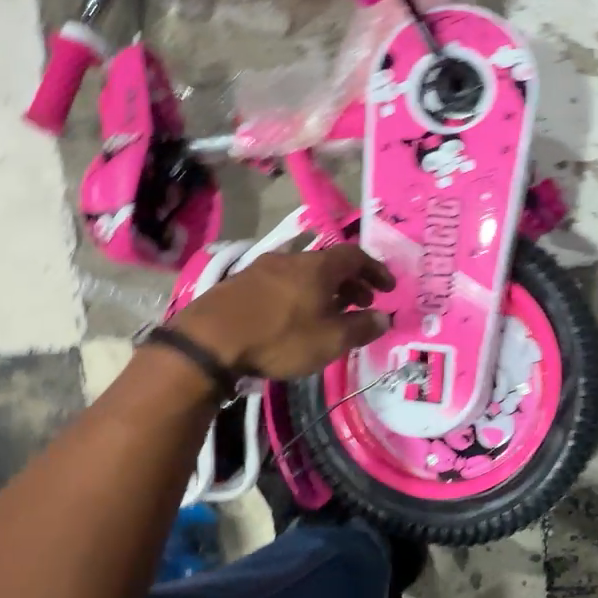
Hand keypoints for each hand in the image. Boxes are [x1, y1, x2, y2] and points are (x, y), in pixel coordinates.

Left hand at [169, 243, 395, 379]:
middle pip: (329, 263)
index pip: (355, 256)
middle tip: (362, 304)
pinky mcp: (241, 283)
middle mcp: (291, 259)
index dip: (375, 270)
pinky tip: (298, 317)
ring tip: (332, 313)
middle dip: (351, 282)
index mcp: (318, 267)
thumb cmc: (280, 338)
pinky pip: (283, 283)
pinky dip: (301, 294)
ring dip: (325, 289)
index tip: (387, 288)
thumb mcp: (331, 340)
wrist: (209, 342)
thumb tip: (383, 318)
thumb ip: (361, 328)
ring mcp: (262, 269)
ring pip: (305, 273)